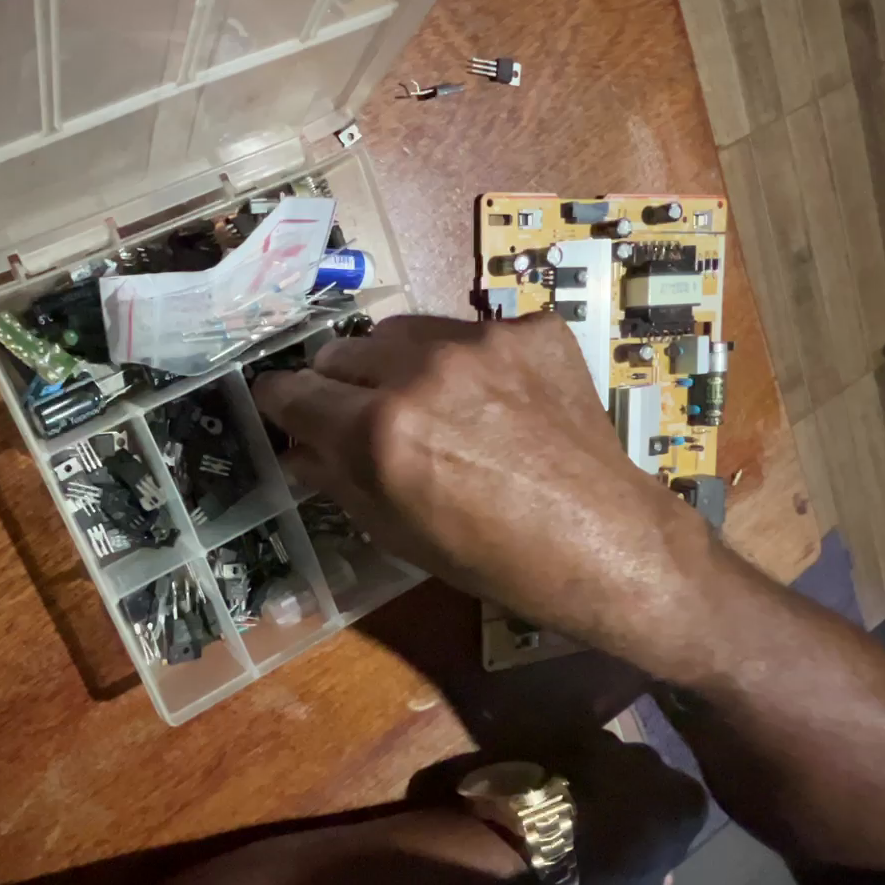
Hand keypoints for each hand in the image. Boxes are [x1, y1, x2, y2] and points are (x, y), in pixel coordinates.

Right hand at [253, 315, 709, 654]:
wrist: (606, 541)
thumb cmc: (489, 556)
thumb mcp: (394, 532)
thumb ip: (334, 478)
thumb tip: (296, 449)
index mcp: (378, 429)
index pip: (292, 390)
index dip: (278, 401)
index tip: (281, 406)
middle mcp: (420, 370)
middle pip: (340, 351)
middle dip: (336, 383)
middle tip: (359, 414)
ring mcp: (480, 341)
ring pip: (399, 331)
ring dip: (393, 362)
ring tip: (424, 398)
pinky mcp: (530, 328)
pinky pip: (468, 332)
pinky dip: (463, 360)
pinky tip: (491, 396)